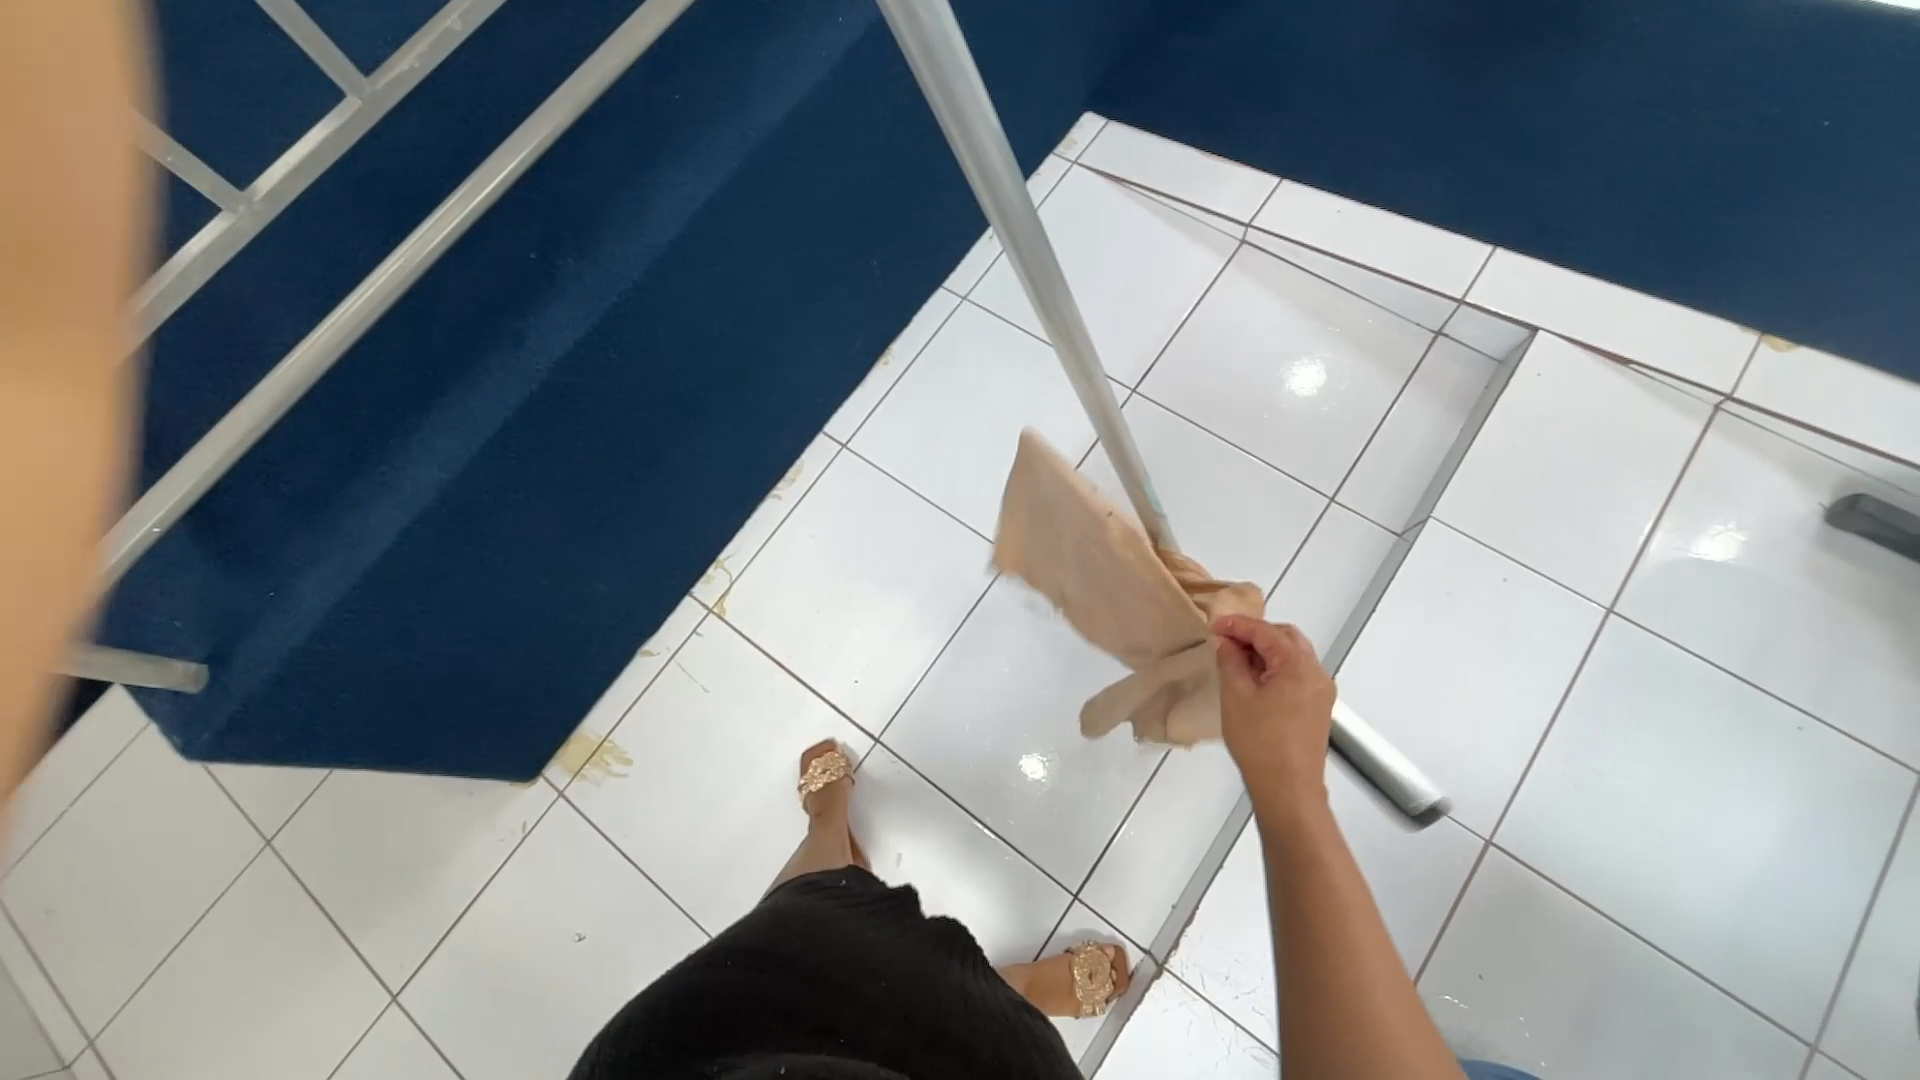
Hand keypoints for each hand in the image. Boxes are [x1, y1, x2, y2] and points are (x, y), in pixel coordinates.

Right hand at [1214, 615, 1335, 808]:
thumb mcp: (1235, 695)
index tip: (1213, 625)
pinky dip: (1277, 667)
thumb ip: (1230, 661)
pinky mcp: (1318, 706)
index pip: (1265, 631)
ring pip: (1293, 655)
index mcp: (1297, 665)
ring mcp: (1321, 690)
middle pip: (1285, 637)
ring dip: (1266, 650)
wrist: (1288, 787)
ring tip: (1237, 660)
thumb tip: (1226, 642)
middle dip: (1255, 633)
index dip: (1237, 625)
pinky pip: (1298, 673)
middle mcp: (1316, 672)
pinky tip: (1255, 680)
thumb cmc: (1259, 742)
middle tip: (1226, 640)